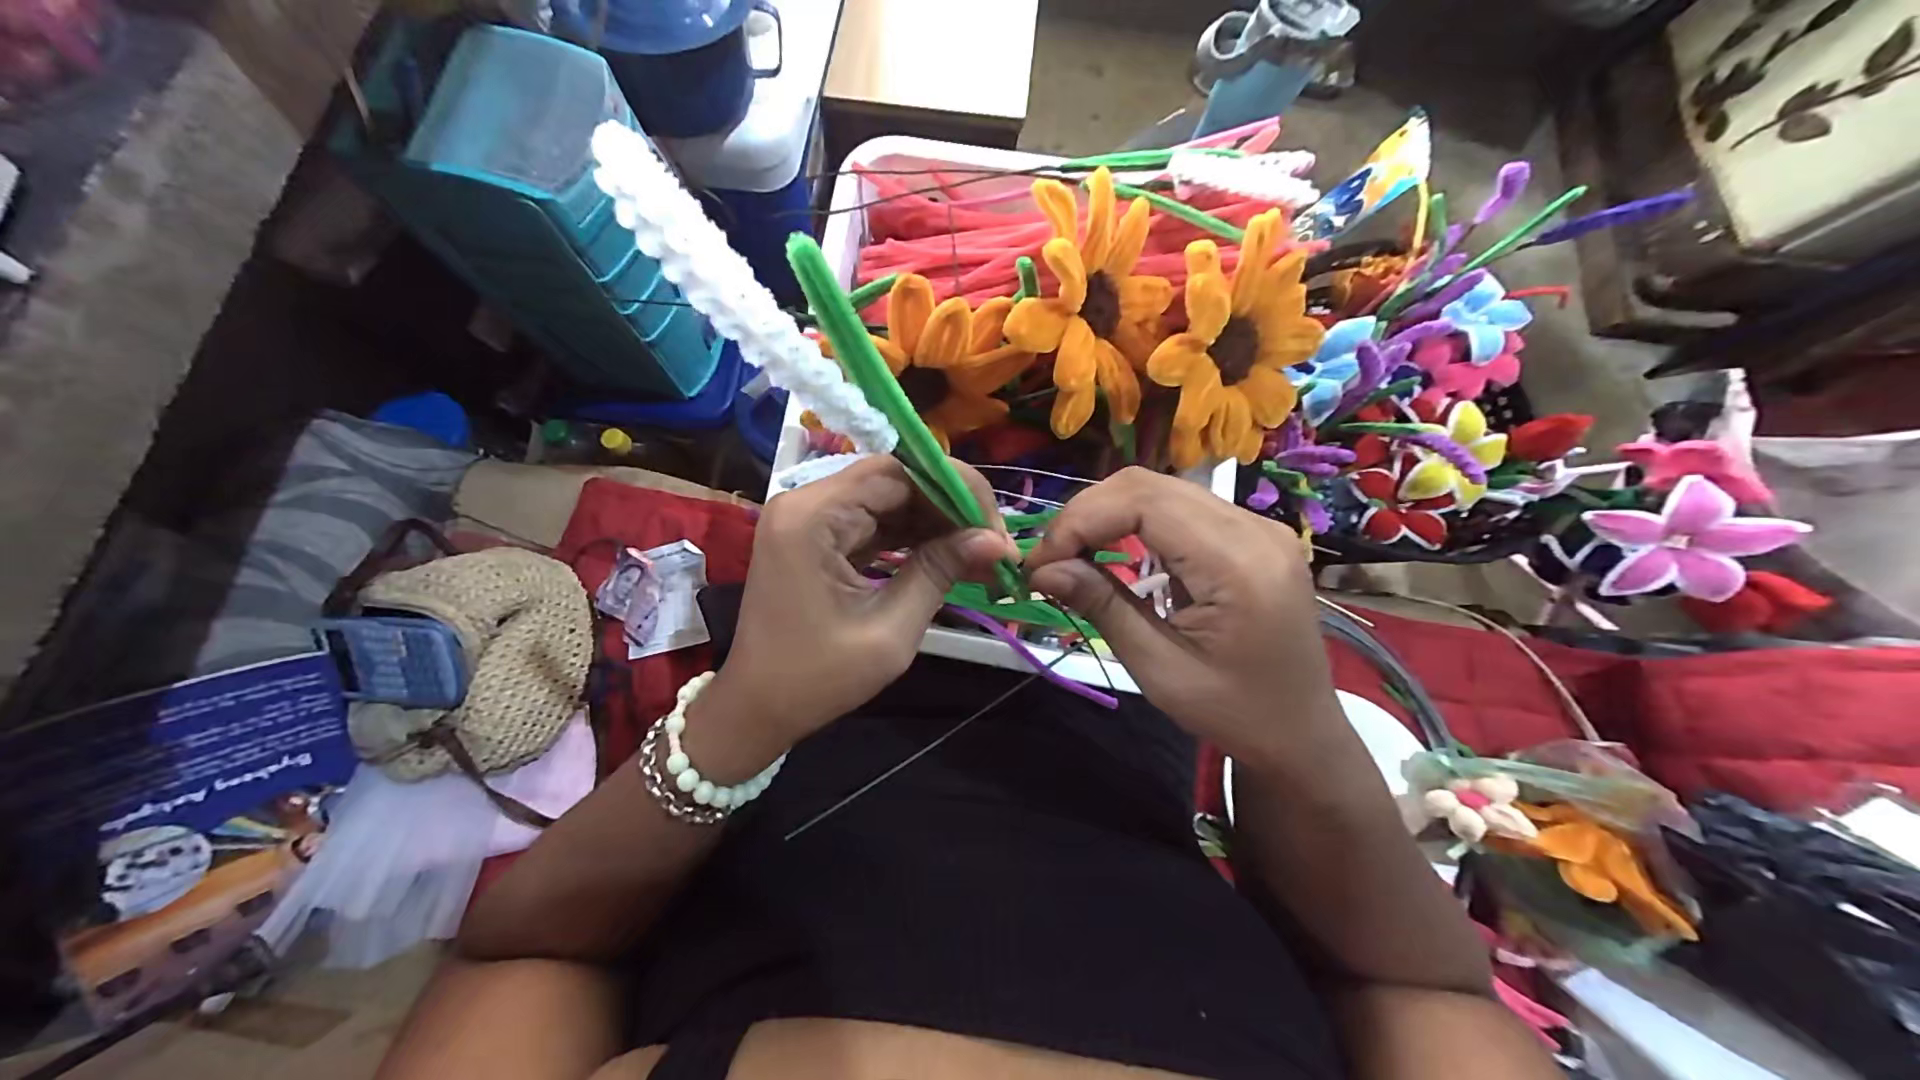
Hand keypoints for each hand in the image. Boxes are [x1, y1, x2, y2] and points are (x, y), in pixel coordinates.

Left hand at [705, 456, 1016, 747]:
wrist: (757, 708)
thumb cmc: (817, 679)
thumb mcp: (889, 631)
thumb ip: (939, 573)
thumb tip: (996, 541)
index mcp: (811, 517)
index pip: (897, 472)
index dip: (954, 489)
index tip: (994, 526)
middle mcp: (805, 503)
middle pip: (893, 480)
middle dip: (949, 506)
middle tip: (993, 542)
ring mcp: (808, 518)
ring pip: (888, 499)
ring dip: (935, 521)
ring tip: (980, 550)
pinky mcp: (816, 536)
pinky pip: (873, 521)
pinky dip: (911, 535)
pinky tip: (949, 553)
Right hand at [1025, 467, 1337, 766]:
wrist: (1301, 732)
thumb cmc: (1234, 712)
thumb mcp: (1160, 670)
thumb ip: (1103, 607)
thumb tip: (1043, 569)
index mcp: (1238, 564)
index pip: (1143, 502)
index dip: (1081, 521)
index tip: (1041, 564)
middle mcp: (1254, 529)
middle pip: (1149, 485)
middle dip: (1087, 514)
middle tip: (1051, 560)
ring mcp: (1257, 526)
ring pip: (1161, 489)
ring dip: (1107, 514)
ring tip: (1073, 556)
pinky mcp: (1251, 534)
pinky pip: (1180, 507)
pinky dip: (1134, 521)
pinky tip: (1113, 551)